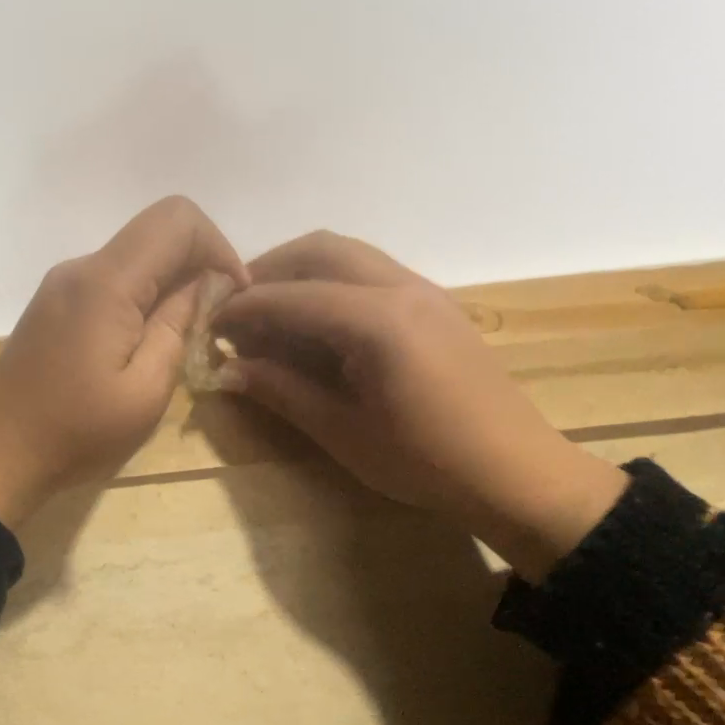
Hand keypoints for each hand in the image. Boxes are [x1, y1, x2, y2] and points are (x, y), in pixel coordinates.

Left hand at [0, 197, 249, 526]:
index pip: (176, 218)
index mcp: (104, 282)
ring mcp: (59, 286)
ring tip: (181, 340)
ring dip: (167, 286)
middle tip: (212, 323)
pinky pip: (108, 282)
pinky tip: (142, 345)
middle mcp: (79, 269)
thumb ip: (179, 325)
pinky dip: (139, 298)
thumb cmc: (76, 432)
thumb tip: (205, 282)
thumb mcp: (145, 390)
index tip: (232, 296)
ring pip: (132, 259)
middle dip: (196, 266)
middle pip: (154, 234)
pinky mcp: (51, 306)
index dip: (217, 247)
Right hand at [214, 231, 627, 581]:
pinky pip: (370, 273)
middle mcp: (402, 289)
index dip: (243, 308)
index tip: (207, 326)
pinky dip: (330, 284)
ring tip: (268, 316)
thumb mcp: (341, 431)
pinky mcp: (434, 305)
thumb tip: (226, 369)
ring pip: (348, 255)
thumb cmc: (424, 461)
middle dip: (269, 271)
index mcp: (378, 321)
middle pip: (321, 250)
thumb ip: (281, 390)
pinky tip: (313, 326)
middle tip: (235, 308)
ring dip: (300, 273)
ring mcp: (424, 292)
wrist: (516, 474)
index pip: (291, 296)